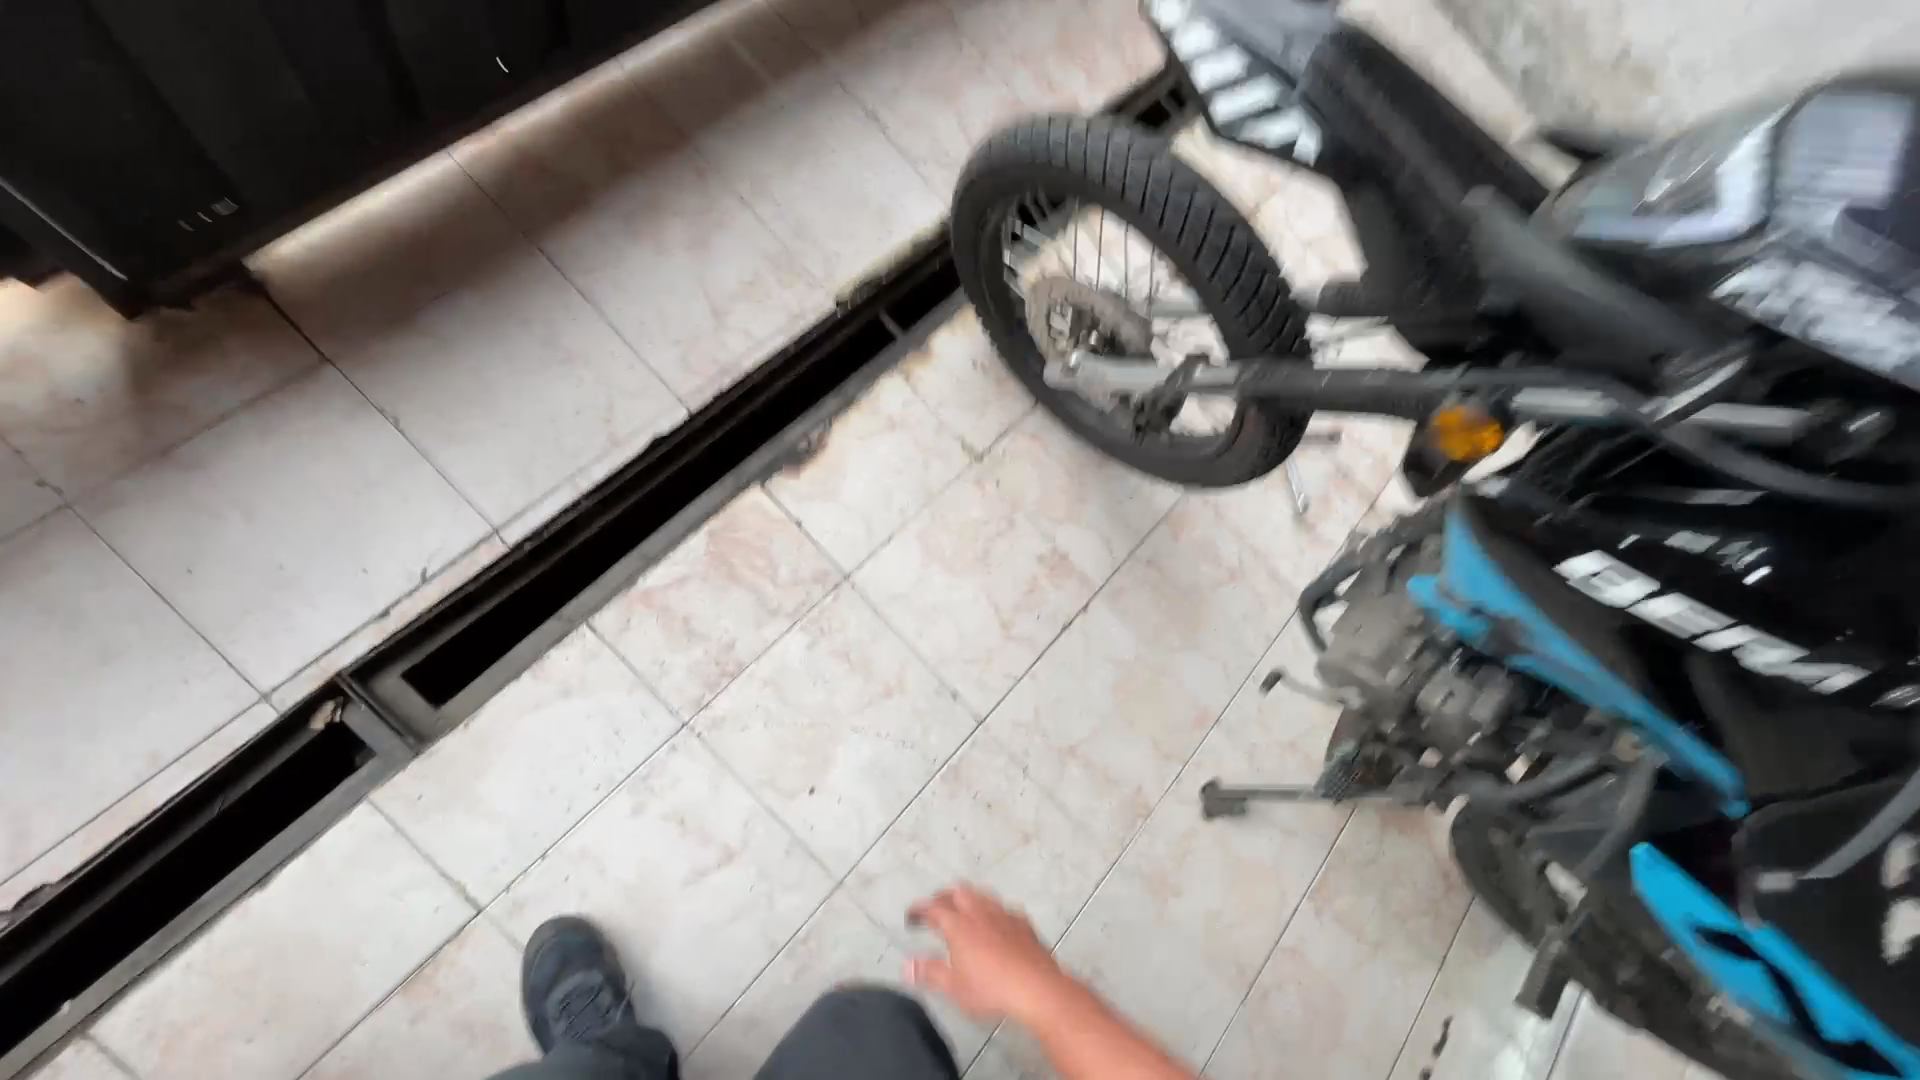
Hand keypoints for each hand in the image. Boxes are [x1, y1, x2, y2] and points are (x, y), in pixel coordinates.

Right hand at [903, 884, 1083, 1023]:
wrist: (1036, 987)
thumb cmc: (990, 989)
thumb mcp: (954, 987)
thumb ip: (930, 973)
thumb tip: (907, 965)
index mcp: (958, 925)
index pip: (933, 908)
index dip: (920, 909)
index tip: (912, 914)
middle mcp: (979, 912)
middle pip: (958, 891)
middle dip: (944, 896)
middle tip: (937, 908)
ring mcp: (1003, 913)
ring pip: (982, 894)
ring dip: (969, 898)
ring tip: (964, 909)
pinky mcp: (1022, 921)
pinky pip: (1004, 908)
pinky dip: (993, 912)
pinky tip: (996, 923)